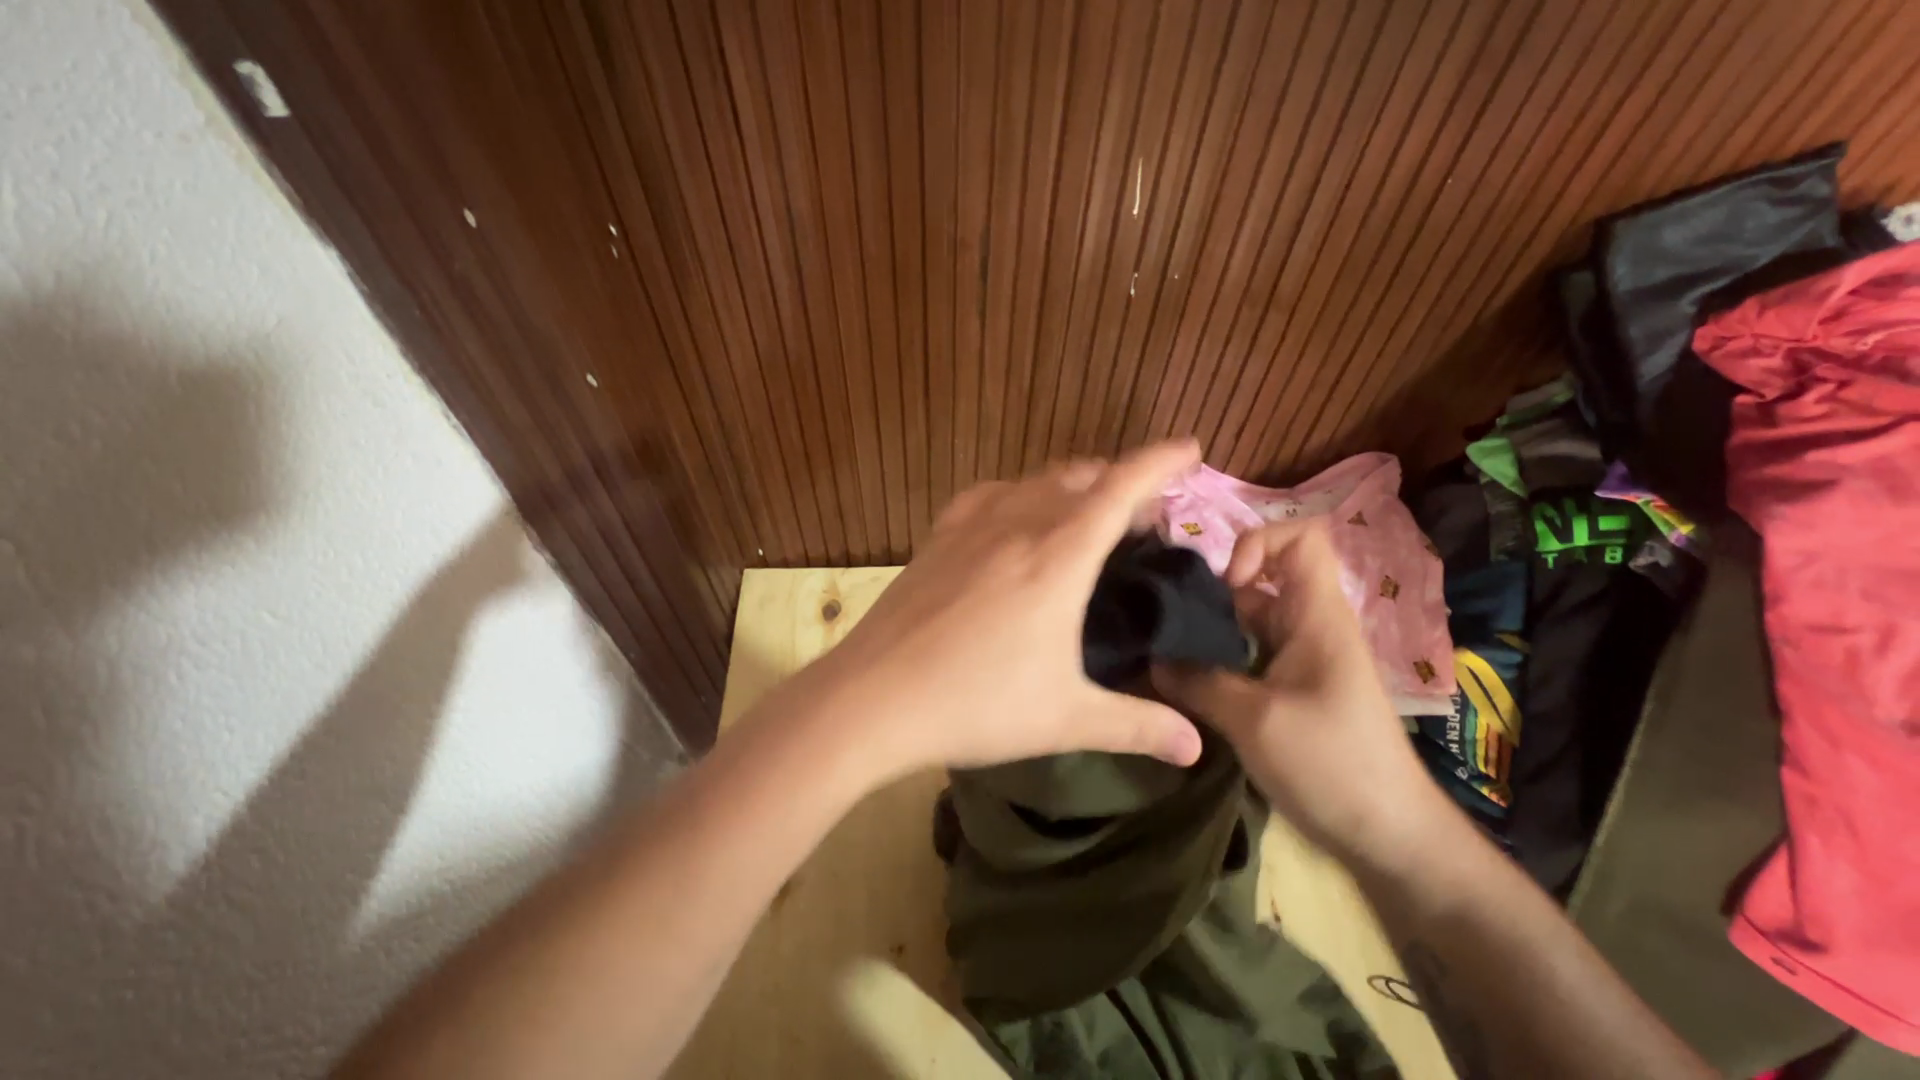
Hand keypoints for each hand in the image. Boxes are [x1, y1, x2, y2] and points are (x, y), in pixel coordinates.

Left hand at [784, 441, 1207, 780]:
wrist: (873, 699)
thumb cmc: (976, 704)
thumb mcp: (1067, 719)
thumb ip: (1137, 725)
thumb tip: (1195, 746)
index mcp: (1059, 556)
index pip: (1122, 487)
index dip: (1161, 461)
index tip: (1191, 448)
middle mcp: (1017, 525)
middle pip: (1080, 476)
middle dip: (1121, 482)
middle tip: (1144, 517)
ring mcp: (970, 527)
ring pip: (1034, 481)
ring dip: (1073, 485)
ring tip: (1088, 515)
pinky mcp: (936, 539)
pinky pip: (989, 495)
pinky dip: (1020, 495)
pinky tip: (1015, 519)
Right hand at [1152, 520, 1451, 868]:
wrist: (1387, 835)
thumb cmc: (1331, 764)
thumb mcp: (1253, 719)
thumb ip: (1198, 681)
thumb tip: (1150, 659)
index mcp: (1317, 615)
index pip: (1300, 537)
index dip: (1256, 542)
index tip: (1222, 586)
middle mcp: (1309, 627)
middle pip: (1259, 581)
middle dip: (1210, 593)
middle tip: (1163, 622)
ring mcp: (1301, 661)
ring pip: (1247, 623)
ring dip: (1206, 634)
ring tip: (1158, 652)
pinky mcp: (1290, 693)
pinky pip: (1247, 658)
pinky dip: (1214, 664)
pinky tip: (1179, 686)